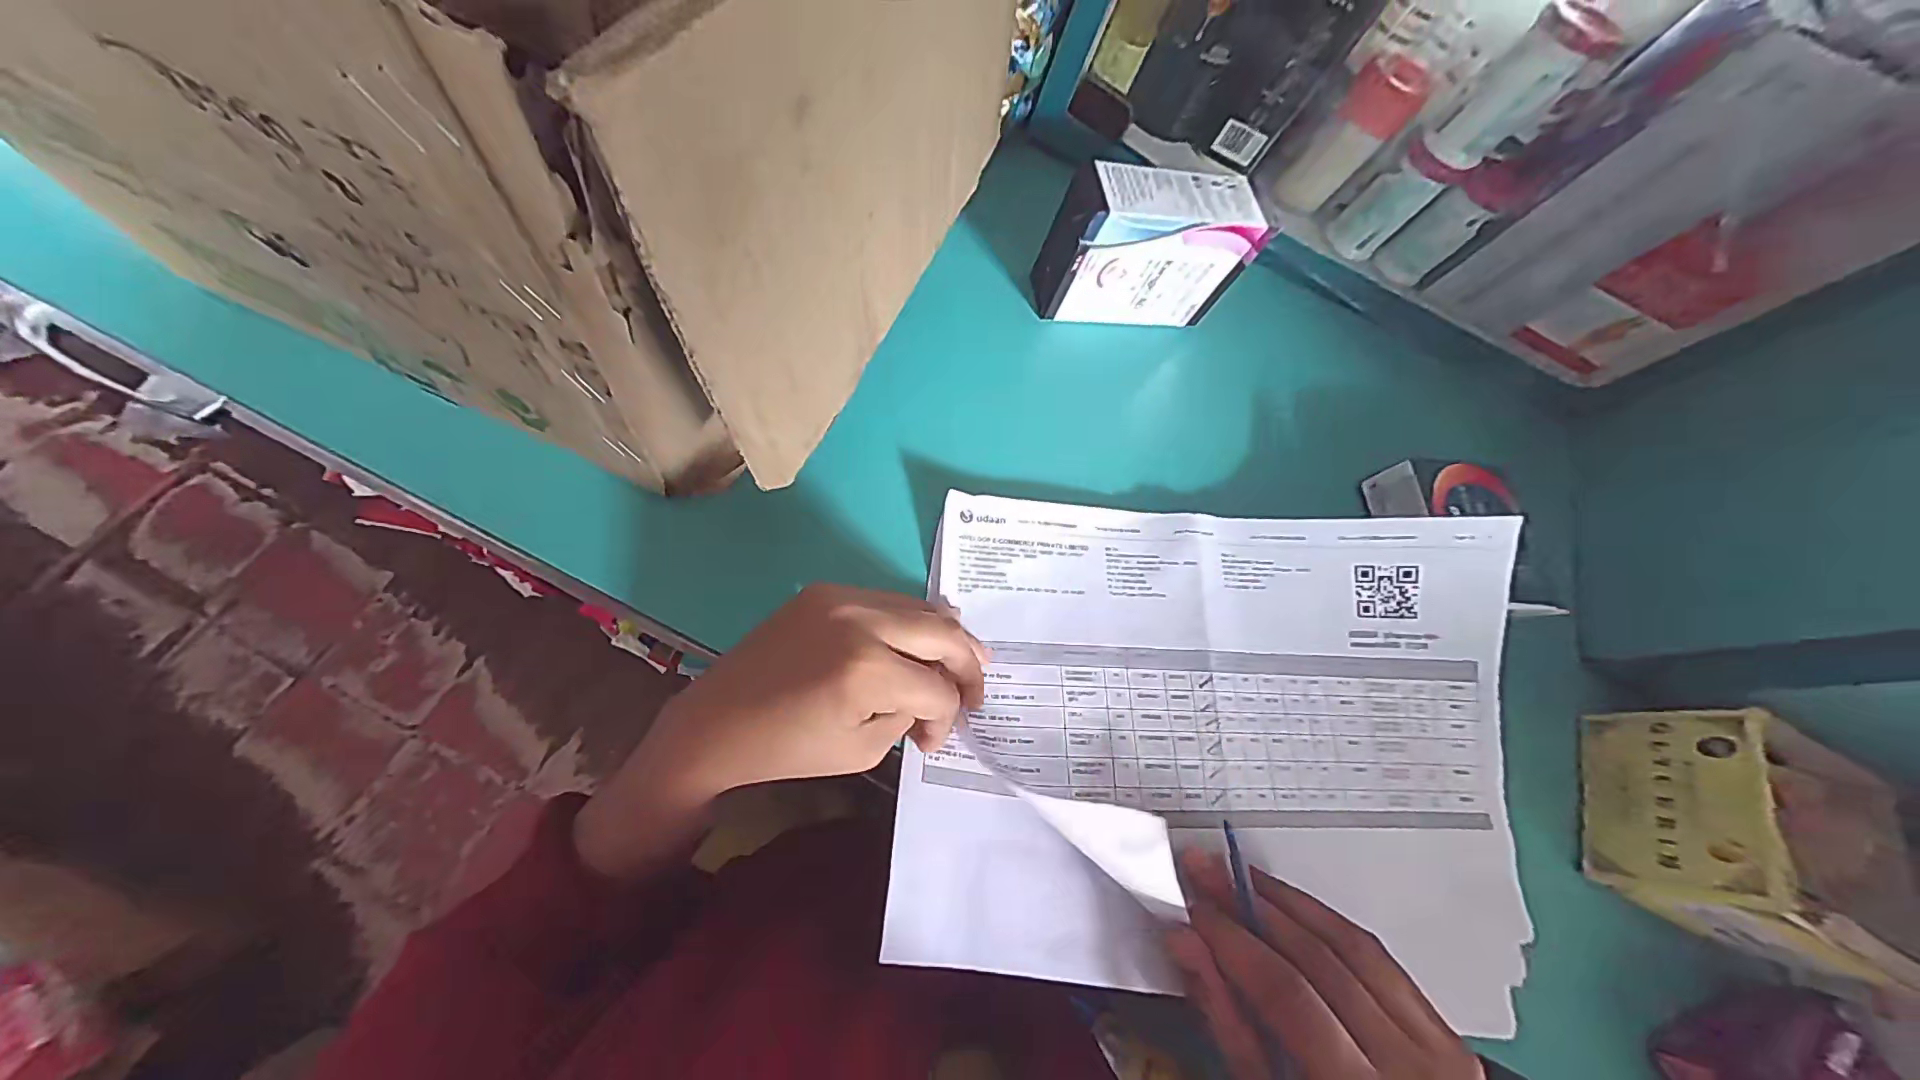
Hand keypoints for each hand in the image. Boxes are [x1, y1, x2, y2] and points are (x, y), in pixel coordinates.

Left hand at [575, 585, 986, 878]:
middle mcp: (860, 620)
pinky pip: (889, 600)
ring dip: (947, 636)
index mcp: (866, 669)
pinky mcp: (825, 590)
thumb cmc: (788, 748)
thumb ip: (908, 715)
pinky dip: (913, 622)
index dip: (948, 716)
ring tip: (962, 661)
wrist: (718, 720)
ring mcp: (841, 596)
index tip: (934, 738)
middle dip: (969, 664)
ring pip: (922, 606)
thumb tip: (934, 696)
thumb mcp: (862, 749)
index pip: (937, 688)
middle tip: (976, 689)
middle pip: (944, 632)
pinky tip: (919, 641)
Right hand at [1164, 850, 1483, 1079]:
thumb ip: (1228, 1021)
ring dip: (1286, 900)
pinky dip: (1325, 921)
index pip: (1286, 994)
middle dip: (1249, 904)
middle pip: (1318, 958)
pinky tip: (1289, 903)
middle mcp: (1411, 1068)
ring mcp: (1439, 1051)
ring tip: (1239, 875)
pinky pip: (1376, 957)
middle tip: (1206, 871)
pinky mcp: (1446, 1033)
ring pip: (1351, 944)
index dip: (1233, 941)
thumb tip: (1188, 945)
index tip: (1195, 909)